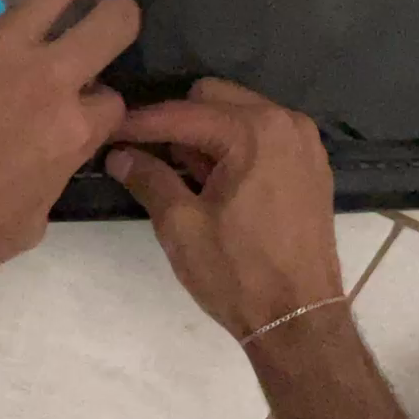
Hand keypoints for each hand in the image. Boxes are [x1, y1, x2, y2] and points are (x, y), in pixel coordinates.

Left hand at [0, 0, 141, 307]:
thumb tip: (58, 147)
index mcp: (72, 132)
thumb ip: (56, 172)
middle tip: (114, 19)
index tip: (86, 121)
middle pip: (111, 23)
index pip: (112, 103)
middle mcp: (47, 76)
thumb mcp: (32, 220)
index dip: (104, 113)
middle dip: (120, 20)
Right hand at [106, 79, 343, 340]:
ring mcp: (304, 144)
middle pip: (214, 100)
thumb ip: (149, 180)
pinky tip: (215, 185)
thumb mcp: (182, 228)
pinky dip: (234, 150)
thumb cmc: (237, 274)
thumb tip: (119, 155)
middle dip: (176, 123)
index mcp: (254, 132)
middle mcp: (286, 123)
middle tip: (147, 160)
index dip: (139, 124)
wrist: (298, 318)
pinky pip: (263, 139)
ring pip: (239, 117)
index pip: (182, 113)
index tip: (107, 132)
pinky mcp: (311, 168)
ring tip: (180, 176)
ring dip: (205, 137)